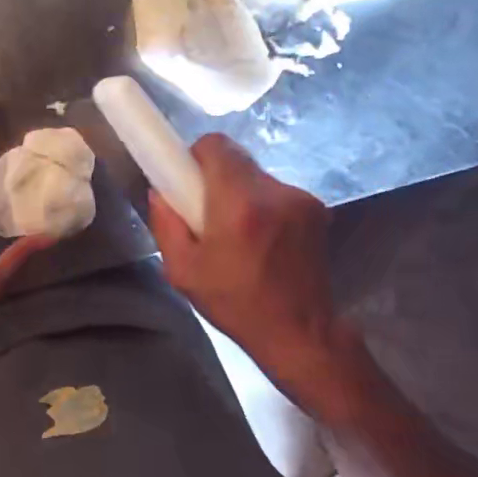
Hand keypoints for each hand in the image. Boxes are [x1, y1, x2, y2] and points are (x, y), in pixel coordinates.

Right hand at [149, 134, 362, 387]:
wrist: (298, 330)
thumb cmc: (235, 305)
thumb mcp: (183, 272)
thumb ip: (166, 226)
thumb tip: (160, 193)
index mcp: (238, 206)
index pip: (216, 146)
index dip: (196, 157)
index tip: (187, 184)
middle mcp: (274, 193)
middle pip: (237, 160)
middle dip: (217, 180)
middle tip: (207, 217)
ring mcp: (301, 199)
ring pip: (257, 178)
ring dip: (242, 196)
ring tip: (238, 238)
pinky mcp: (317, 209)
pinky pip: (277, 194)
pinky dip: (264, 209)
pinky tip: (262, 244)